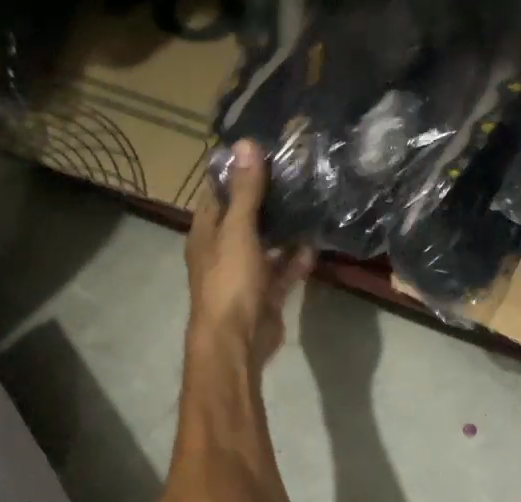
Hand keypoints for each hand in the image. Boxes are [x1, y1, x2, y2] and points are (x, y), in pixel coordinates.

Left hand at [186, 140, 314, 365]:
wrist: (237, 339)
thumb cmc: (229, 281)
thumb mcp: (237, 230)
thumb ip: (246, 191)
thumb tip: (247, 143)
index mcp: (206, 231)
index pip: (218, 192)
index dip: (237, 171)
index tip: (264, 149)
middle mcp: (223, 250)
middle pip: (245, 217)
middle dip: (267, 198)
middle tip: (296, 173)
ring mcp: (245, 274)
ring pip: (267, 244)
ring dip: (285, 229)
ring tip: (310, 202)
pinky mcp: (266, 294)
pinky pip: (283, 271)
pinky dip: (296, 260)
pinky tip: (314, 244)